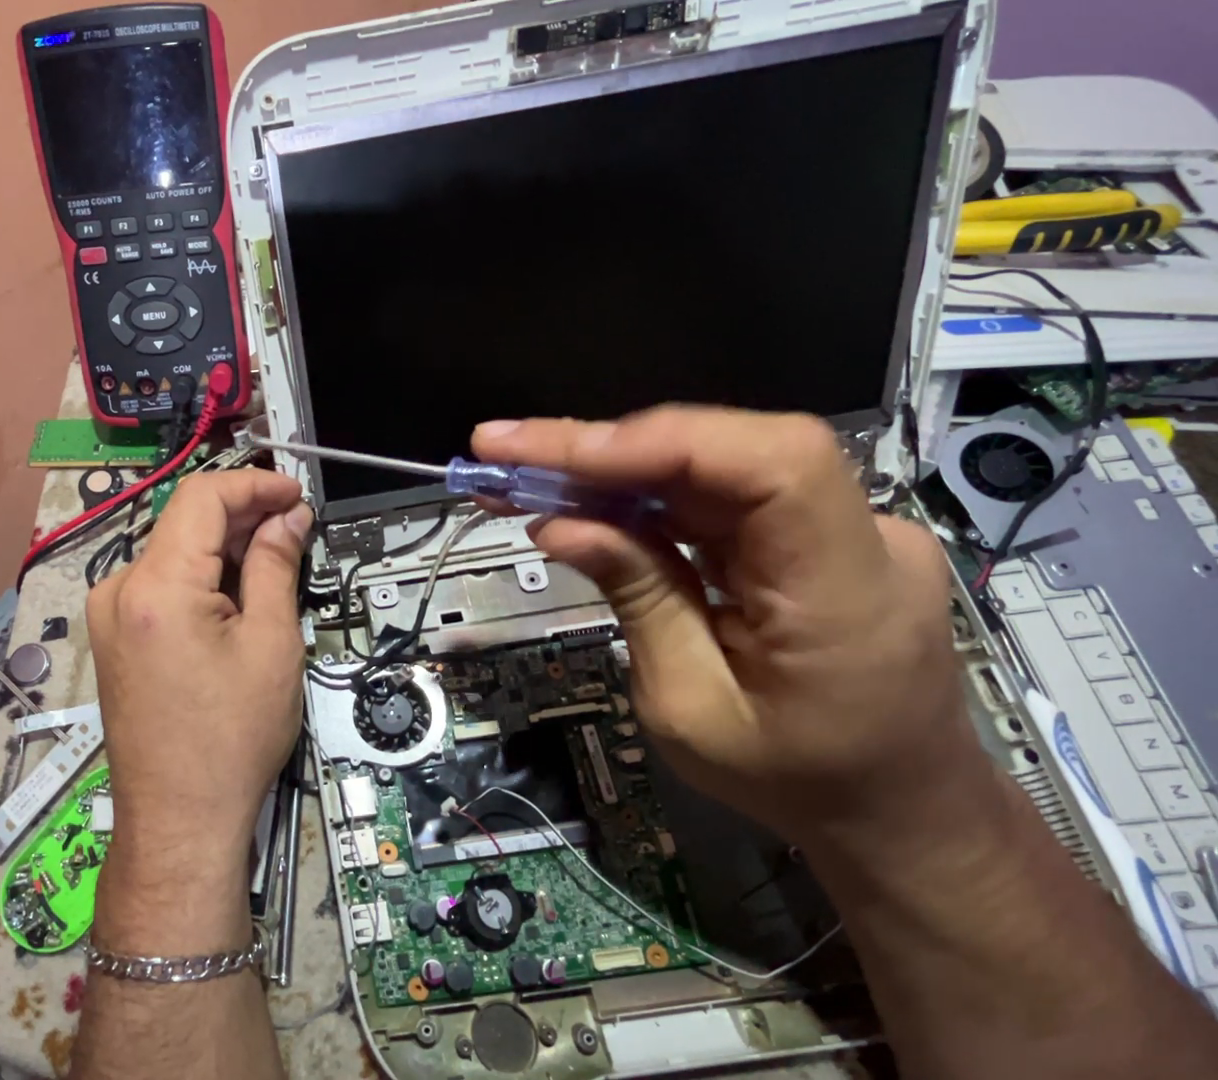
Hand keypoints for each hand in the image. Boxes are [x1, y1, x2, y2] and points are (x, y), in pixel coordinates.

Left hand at [85, 469, 311, 949]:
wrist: (179, 818)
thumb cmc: (230, 741)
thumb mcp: (270, 645)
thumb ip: (275, 566)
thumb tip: (287, 519)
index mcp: (155, 587)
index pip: (202, 498)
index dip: (255, 484)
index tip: (295, 493)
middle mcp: (118, 591)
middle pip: (185, 523)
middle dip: (243, 517)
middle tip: (294, 529)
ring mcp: (109, 616)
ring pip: (173, 553)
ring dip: (223, 549)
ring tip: (272, 566)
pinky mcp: (113, 638)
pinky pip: (159, 585)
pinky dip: (200, 579)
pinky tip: (236, 596)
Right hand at [471, 408, 980, 846]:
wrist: (898, 810)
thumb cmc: (795, 781)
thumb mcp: (690, 709)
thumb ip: (637, 601)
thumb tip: (561, 525)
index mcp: (846, 593)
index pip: (774, 466)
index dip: (661, 443)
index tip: (558, 457)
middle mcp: (861, 537)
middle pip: (730, 451)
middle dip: (606, 449)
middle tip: (502, 450)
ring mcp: (845, 529)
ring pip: (716, 467)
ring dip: (612, 469)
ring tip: (521, 476)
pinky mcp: (814, 536)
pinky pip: (722, 496)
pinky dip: (646, 495)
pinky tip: (584, 503)